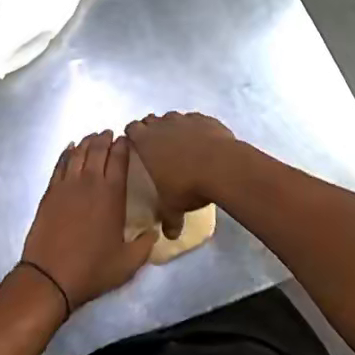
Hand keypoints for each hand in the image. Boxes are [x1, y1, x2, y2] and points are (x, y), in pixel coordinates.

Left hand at [20, 131, 155, 309]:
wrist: (49, 278)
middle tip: (110, 133)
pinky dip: (66, 153)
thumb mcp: (128, 263)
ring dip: (87, 142)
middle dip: (105, 139)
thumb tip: (154, 233)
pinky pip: (60, 165)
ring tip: (92, 137)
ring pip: (78, 154)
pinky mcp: (50, 193)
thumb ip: (145, 245)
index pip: (120, 159)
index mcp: (112, 194)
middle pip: (98, 150)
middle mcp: (90, 183)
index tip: (126, 140)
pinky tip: (70, 148)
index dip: (124, 146)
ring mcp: (67, 186)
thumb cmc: (92, 269)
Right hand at [124, 112, 241, 237]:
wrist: (222, 166)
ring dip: (173, 127)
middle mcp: (163, 125)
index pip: (132, 129)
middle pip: (150, 120)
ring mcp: (185, 119)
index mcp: (146, 141)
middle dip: (151, 129)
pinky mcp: (205, 119)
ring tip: (180, 144)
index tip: (136, 145)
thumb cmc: (187, 185)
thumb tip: (170, 236)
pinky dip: (195, 127)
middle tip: (157, 147)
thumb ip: (169, 220)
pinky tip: (202, 141)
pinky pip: (195, 120)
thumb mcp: (173, 207)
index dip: (133, 135)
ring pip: (173, 117)